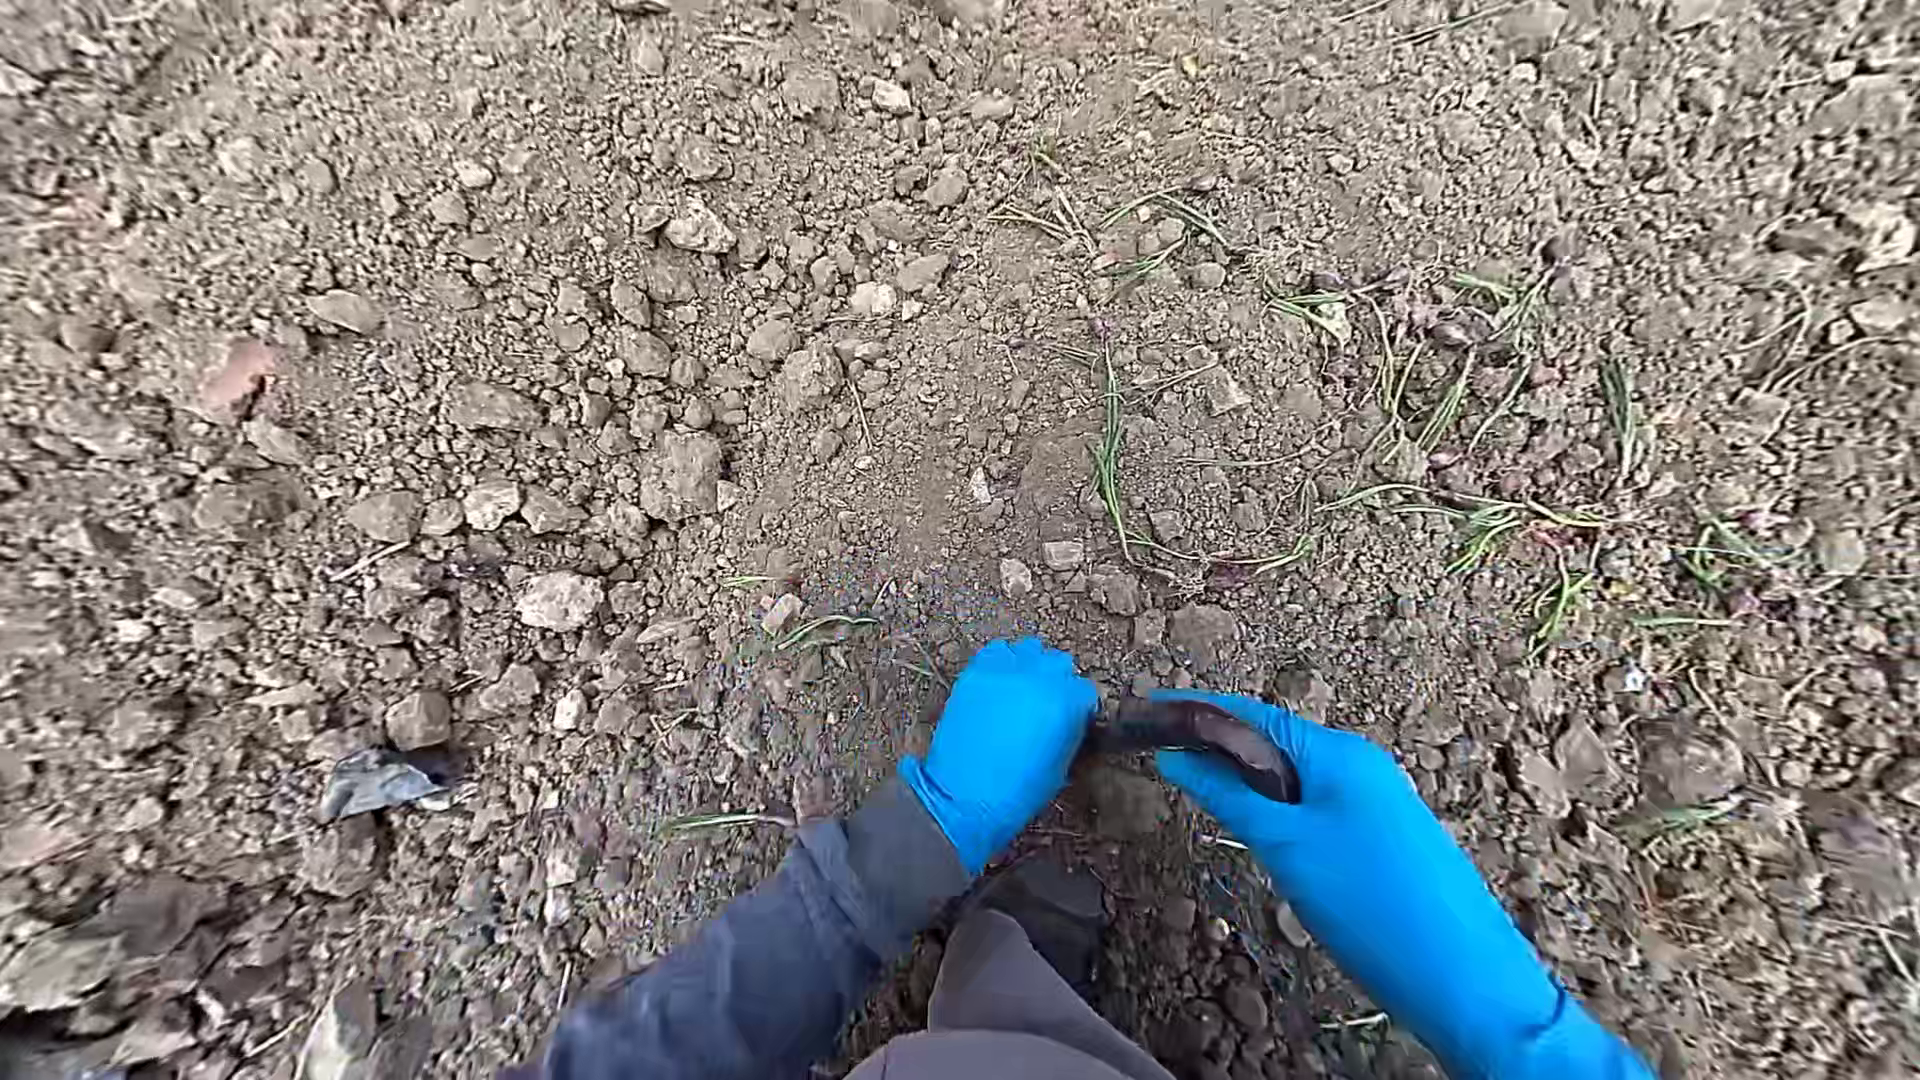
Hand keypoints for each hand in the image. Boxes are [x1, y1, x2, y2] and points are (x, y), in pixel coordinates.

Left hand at [899, 638, 1097, 874]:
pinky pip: (997, 653)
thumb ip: (1070, 730)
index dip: (1079, 705)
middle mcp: (1037, 678)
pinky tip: (1000, 684)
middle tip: (1046, 702)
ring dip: (1030, 666)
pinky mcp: (977, 671)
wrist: (964, 796)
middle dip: (1057, 681)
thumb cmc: (1016, 791)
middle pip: (1058, 663)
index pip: (1084, 689)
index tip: (1072, 715)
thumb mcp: (1060, 766)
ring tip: (1022, 688)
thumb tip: (1072, 717)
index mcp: (1064, 703)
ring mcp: (1005, 671)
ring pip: (1028, 650)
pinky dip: (1002, 664)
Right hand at [1154, 689, 1650, 1078]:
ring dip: (1244, 774)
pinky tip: (1254, 821)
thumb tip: (1172, 758)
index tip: (1151, 704)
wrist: (1479, 995)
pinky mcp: (1383, 830)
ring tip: (1198, 783)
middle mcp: (1359, 761)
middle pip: (1270, 739)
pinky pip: (1313, 798)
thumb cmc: (1368, 904)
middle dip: (1217, 743)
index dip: (1196, 707)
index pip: (1250, 713)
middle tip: (1166, 751)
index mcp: (1337, 751)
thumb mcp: (1284, 844)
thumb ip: (1224, 793)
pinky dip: (1274, 800)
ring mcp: (1375, 796)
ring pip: (1290, 771)